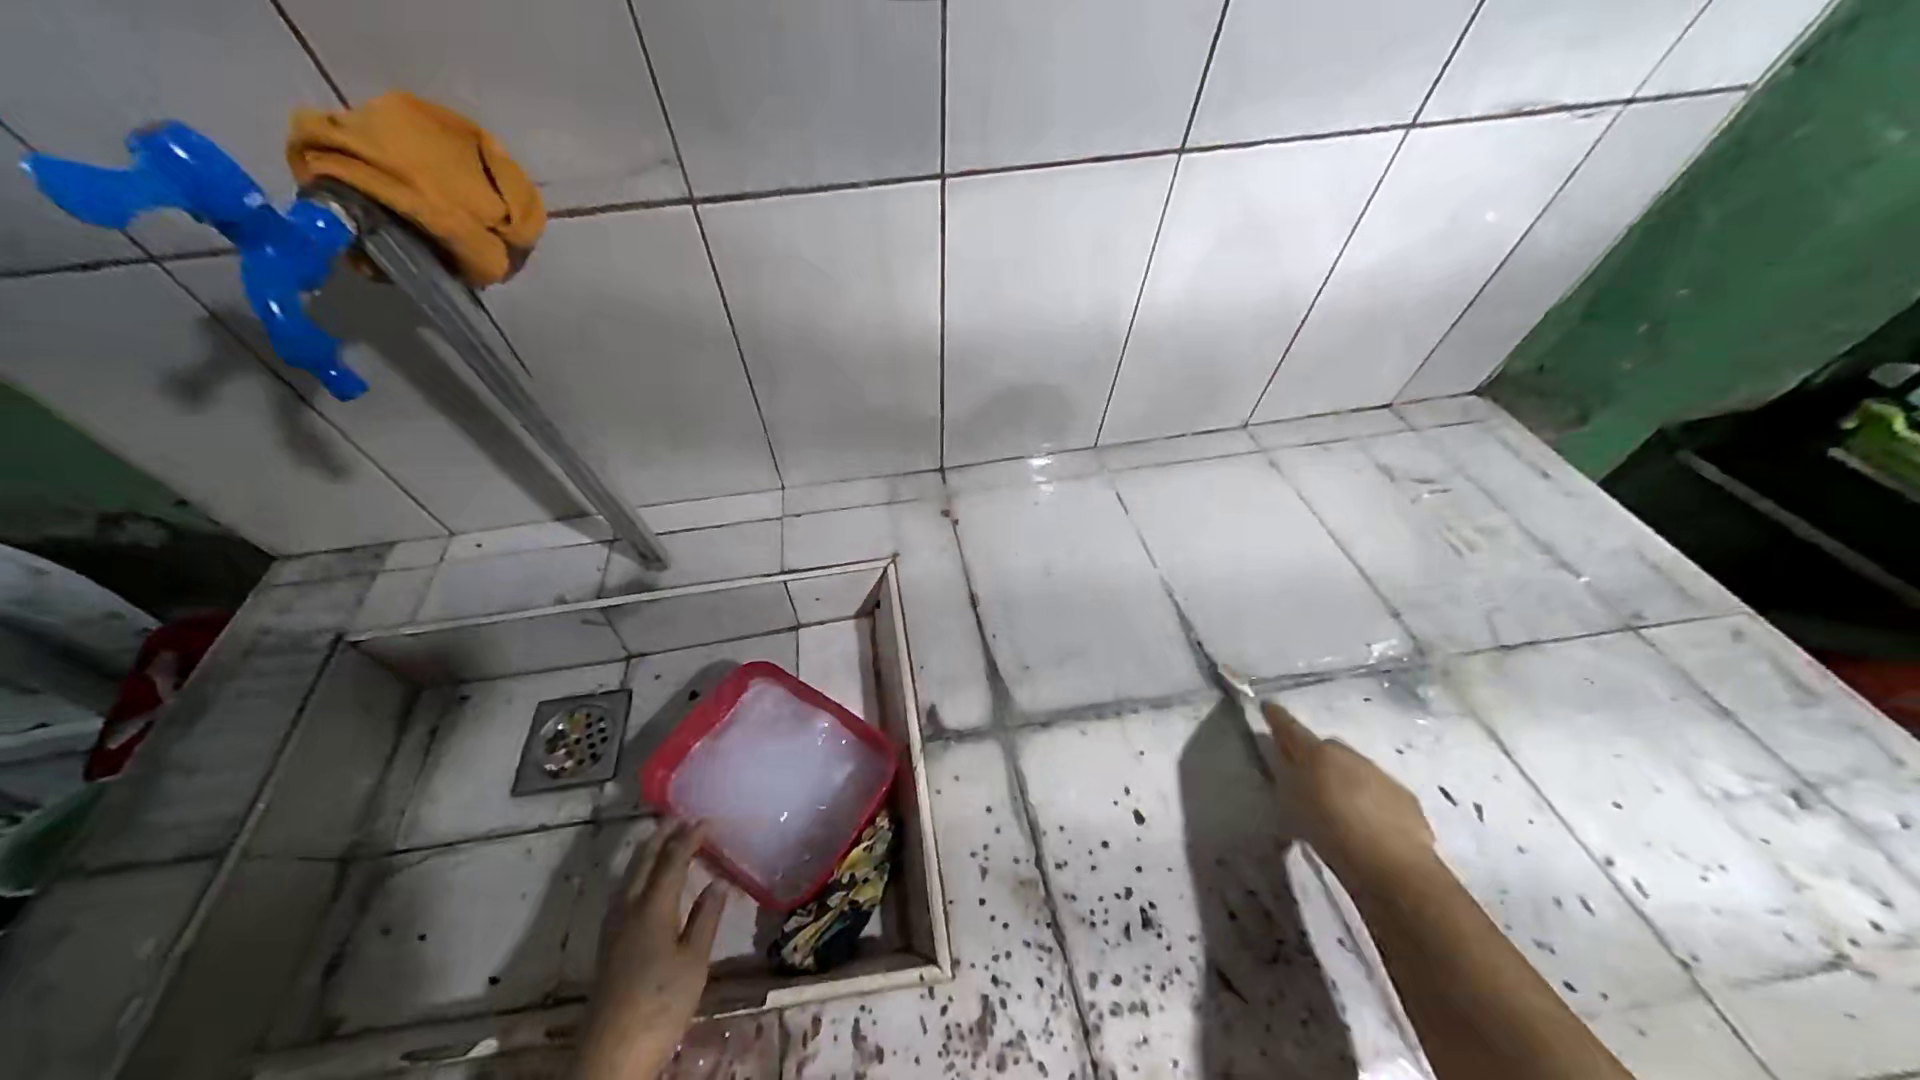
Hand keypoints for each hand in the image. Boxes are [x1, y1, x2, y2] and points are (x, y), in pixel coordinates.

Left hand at [576, 818, 727, 1079]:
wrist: (612, 1053)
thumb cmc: (661, 1003)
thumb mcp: (694, 961)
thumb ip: (706, 917)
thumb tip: (718, 881)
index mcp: (652, 907)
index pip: (672, 860)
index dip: (689, 837)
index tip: (705, 820)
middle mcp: (628, 908)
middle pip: (643, 862)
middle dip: (662, 837)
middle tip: (679, 817)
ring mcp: (614, 926)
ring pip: (630, 875)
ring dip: (648, 853)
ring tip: (664, 839)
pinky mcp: (609, 942)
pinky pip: (625, 891)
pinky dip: (639, 873)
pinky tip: (646, 882)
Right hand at [1260, 699, 1436, 891]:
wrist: (1391, 864)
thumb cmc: (1328, 832)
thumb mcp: (1292, 805)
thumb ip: (1287, 780)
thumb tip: (1285, 763)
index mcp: (1316, 753)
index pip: (1291, 728)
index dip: (1277, 718)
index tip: (1268, 706)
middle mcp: (1349, 755)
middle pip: (1325, 748)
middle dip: (1314, 756)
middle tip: (1304, 776)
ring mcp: (1380, 774)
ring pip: (1354, 769)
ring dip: (1343, 779)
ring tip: (1336, 805)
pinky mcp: (1404, 797)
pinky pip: (1377, 790)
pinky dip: (1367, 798)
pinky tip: (1364, 822)